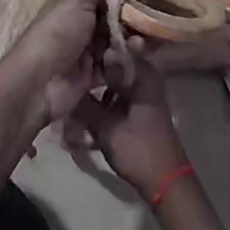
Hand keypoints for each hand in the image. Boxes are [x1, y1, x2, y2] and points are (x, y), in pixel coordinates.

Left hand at [0, 0, 127, 130]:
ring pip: (120, 40)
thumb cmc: (58, 34)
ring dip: (132, 41)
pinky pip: (117, 63)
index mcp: (77, 4)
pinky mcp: (96, 73)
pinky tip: (129, 59)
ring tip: (139, 44)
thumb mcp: (79, 0)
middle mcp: (84, 24)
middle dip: (134, 19)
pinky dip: (125, 61)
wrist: (38, 84)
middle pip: (117, 17)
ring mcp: (90, 50)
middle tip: (150, 22)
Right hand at [68, 58, 189, 200]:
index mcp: (143, 75)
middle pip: (113, 68)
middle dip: (90, 74)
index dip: (93, 51)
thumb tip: (64, 85)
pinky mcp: (140, 111)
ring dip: (95, 91)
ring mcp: (144, 95)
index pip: (116, 50)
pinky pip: (118, 98)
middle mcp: (146, 78)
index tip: (70, 55)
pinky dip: (103, 104)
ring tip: (70, 98)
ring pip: (114, 84)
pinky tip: (84, 114)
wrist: (164, 180)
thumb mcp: (107, 127)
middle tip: (65, 80)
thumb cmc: (138, 149)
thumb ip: (85, 105)